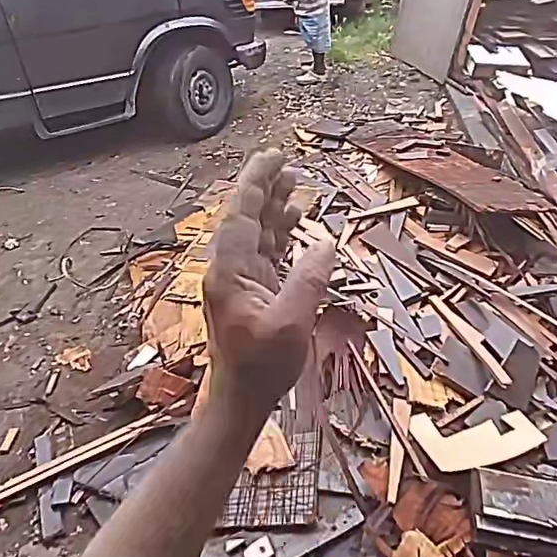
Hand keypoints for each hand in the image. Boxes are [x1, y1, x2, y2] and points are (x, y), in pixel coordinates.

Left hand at [202, 151, 333, 415]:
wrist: (240, 398)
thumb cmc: (259, 368)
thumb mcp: (291, 323)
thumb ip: (309, 279)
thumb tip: (327, 243)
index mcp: (230, 272)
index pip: (241, 214)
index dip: (257, 182)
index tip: (274, 157)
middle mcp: (230, 271)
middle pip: (248, 218)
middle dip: (267, 189)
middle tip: (289, 166)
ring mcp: (240, 281)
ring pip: (258, 234)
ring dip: (276, 210)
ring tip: (296, 186)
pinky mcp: (252, 293)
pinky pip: (267, 253)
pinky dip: (282, 236)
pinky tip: (297, 224)